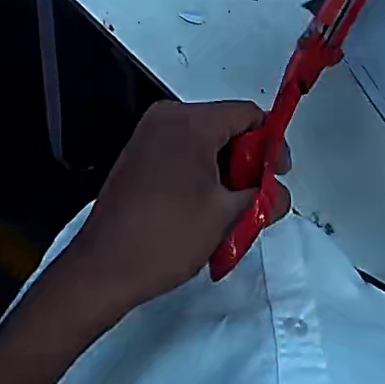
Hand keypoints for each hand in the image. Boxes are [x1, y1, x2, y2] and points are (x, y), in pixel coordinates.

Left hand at [62, 100, 290, 312]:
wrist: (103, 269)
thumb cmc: (166, 237)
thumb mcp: (227, 217)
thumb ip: (265, 197)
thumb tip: (282, 194)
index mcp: (191, 122)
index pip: (247, 114)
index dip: (271, 142)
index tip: (278, 175)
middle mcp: (167, 117)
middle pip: (225, 124)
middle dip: (247, 159)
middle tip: (257, 195)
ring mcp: (148, 133)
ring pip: (203, 139)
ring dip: (224, 168)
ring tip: (231, 207)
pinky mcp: (137, 152)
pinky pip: (181, 148)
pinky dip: (200, 169)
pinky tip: (204, 205)